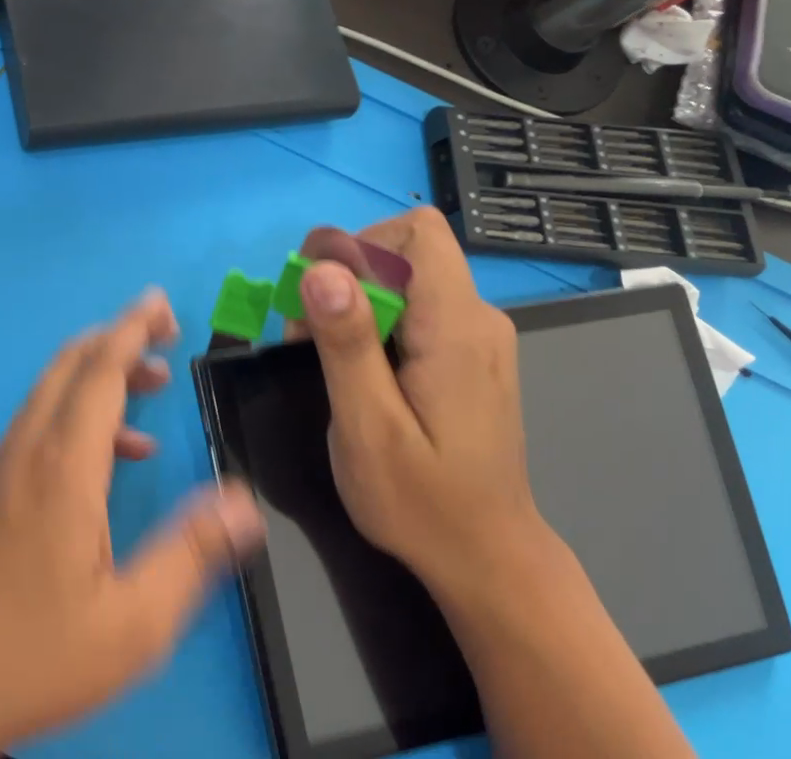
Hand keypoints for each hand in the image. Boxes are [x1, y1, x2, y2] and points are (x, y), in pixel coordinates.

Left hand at [0, 290, 265, 758]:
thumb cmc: (39, 652)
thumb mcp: (134, 619)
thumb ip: (190, 554)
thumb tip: (244, 501)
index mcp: (63, 467)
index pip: (99, 372)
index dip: (131, 330)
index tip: (160, 303)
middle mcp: (27, 450)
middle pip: (68, 367)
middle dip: (115, 338)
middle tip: (164, 332)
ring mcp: (2, 467)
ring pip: (50, 392)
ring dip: (97, 375)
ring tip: (151, 388)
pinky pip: (39, 424)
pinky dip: (78, 413)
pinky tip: (113, 456)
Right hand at [293, 209, 551, 597]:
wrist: (483, 556)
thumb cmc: (420, 500)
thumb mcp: (367, 425)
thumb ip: (346, 343)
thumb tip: (321, 269)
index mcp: (456, 328)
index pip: (415, 232)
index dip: (356, 245)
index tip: (315, 295)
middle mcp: (476, 318)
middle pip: (404, 251)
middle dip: (343, 279)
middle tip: (307, 339)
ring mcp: (475, 337)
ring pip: (404, 280)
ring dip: (352, 305)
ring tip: (325, 363)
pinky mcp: (465, 356)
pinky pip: (412, 310)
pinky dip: (372, 325)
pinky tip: (356, 373)